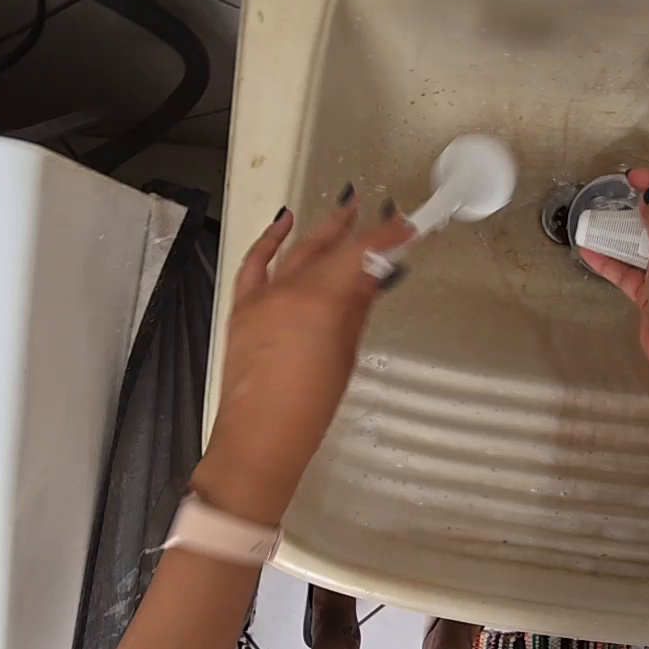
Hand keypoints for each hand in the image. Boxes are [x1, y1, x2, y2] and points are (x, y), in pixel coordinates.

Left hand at [191, 195, 414, 525]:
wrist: (260, 436)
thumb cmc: (310, 407)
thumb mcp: (345, 354)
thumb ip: (356, 308)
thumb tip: (371, 277)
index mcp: (322, 301)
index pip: (361, 254)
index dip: (386, 236)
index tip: (405, 228)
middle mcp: (290, 289)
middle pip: (330, 249)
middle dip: (358, 230)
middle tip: (381, 215)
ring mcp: (263, 296)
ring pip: (297, 252)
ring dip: (323, 231)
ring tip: (345, 211)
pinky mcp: (243, 307)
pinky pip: (255, 264)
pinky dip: (269, 241)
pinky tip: (284, 223)